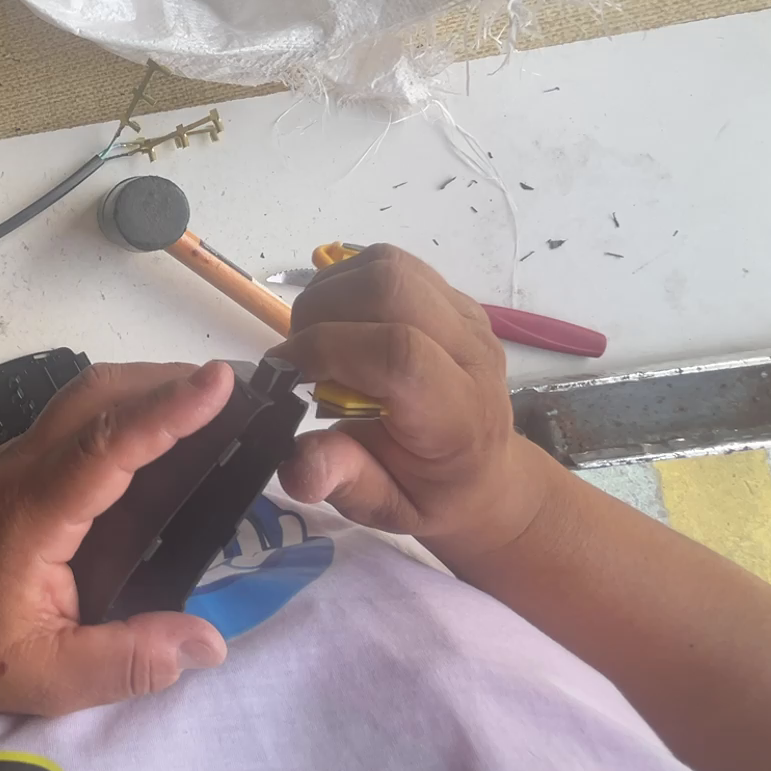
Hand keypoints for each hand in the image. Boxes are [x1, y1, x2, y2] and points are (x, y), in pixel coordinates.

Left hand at [0, 362, 232, 716]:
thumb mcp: (47, 675)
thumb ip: (127, 661)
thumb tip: (209, 642)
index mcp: (33, 511)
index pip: (107, 444)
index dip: (166, 411)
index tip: (217, 381)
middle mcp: (24, 468)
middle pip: (95, 395)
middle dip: (164, 380)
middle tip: (229, 392)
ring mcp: (17, 460)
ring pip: (83, 398)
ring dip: (142, 387)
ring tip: (204, 404)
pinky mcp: (19, 466)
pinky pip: (74, 418)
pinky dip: (121, 409)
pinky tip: (154, 437)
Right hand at [276, 244, 560, 559]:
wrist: (485, 472)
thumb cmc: (429, 491)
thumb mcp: (387, 508)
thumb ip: (344, 482)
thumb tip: (298, 465)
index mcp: (455, 413)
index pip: (397, 352)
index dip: (324, 348)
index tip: (285, 372)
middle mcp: (470, 353)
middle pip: (389, 288)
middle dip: (320, 311)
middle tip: (301, 352)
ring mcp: (465, 318)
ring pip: (385, 265)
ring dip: (330, 291)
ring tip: (318, 335)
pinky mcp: (450, 298)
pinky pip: (388, 262)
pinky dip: (346, 280)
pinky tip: (339, 321)